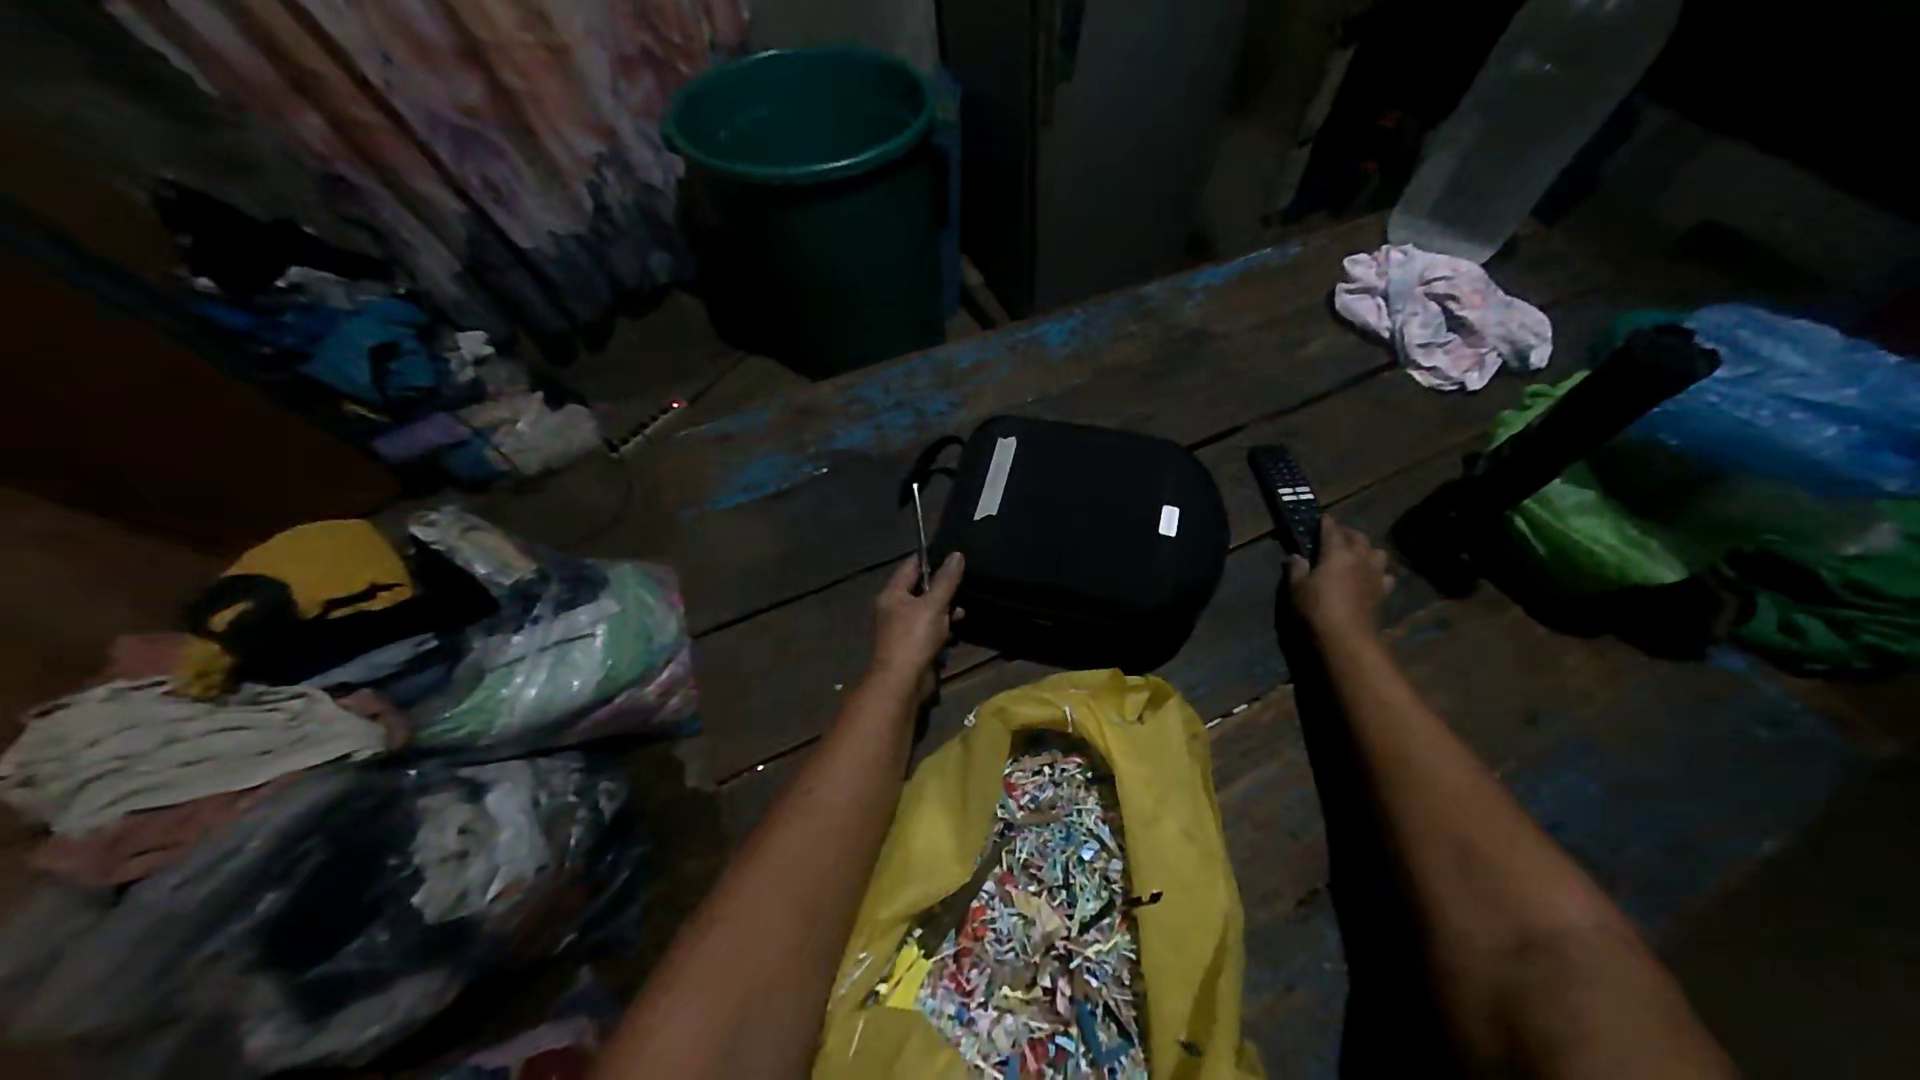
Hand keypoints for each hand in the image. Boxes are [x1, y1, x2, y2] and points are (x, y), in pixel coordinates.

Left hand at [868, 552, 964, 698]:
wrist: (903, 681)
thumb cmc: (914, 637)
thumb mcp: (933, 605)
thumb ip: (946, 580)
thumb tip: (956, 554)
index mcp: (893, 594)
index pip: (911, 566)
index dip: (931, 558)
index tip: (953, 554)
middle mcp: (894, 608)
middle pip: (921, 589)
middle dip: (943, 587)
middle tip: (965, 581)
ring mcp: (903, 628)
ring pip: (928, 611)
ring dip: (946, 610)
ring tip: (964, 609)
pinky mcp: (913, 646)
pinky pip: (930, 630)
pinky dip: (943, 629)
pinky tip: (957, 630)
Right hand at [1287, 517, 1392, 638]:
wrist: (1346, 635)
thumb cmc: (1316, 607)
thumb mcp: (1296, 587)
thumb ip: (1296, 568)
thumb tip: (1296, 556)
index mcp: (1337, 552)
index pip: (1332, 530)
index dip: (1326, 522)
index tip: (1322, 517)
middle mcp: (1360, 557)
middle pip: (1358, 537)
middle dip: (1347, 532)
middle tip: (1336, 535)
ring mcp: (1375, 574)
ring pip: (1377, 552)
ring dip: (1367, 549)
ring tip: (1357, 554)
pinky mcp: (1383, 591)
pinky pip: (1384, 575)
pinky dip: (1378, 572)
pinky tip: (1371, 577)